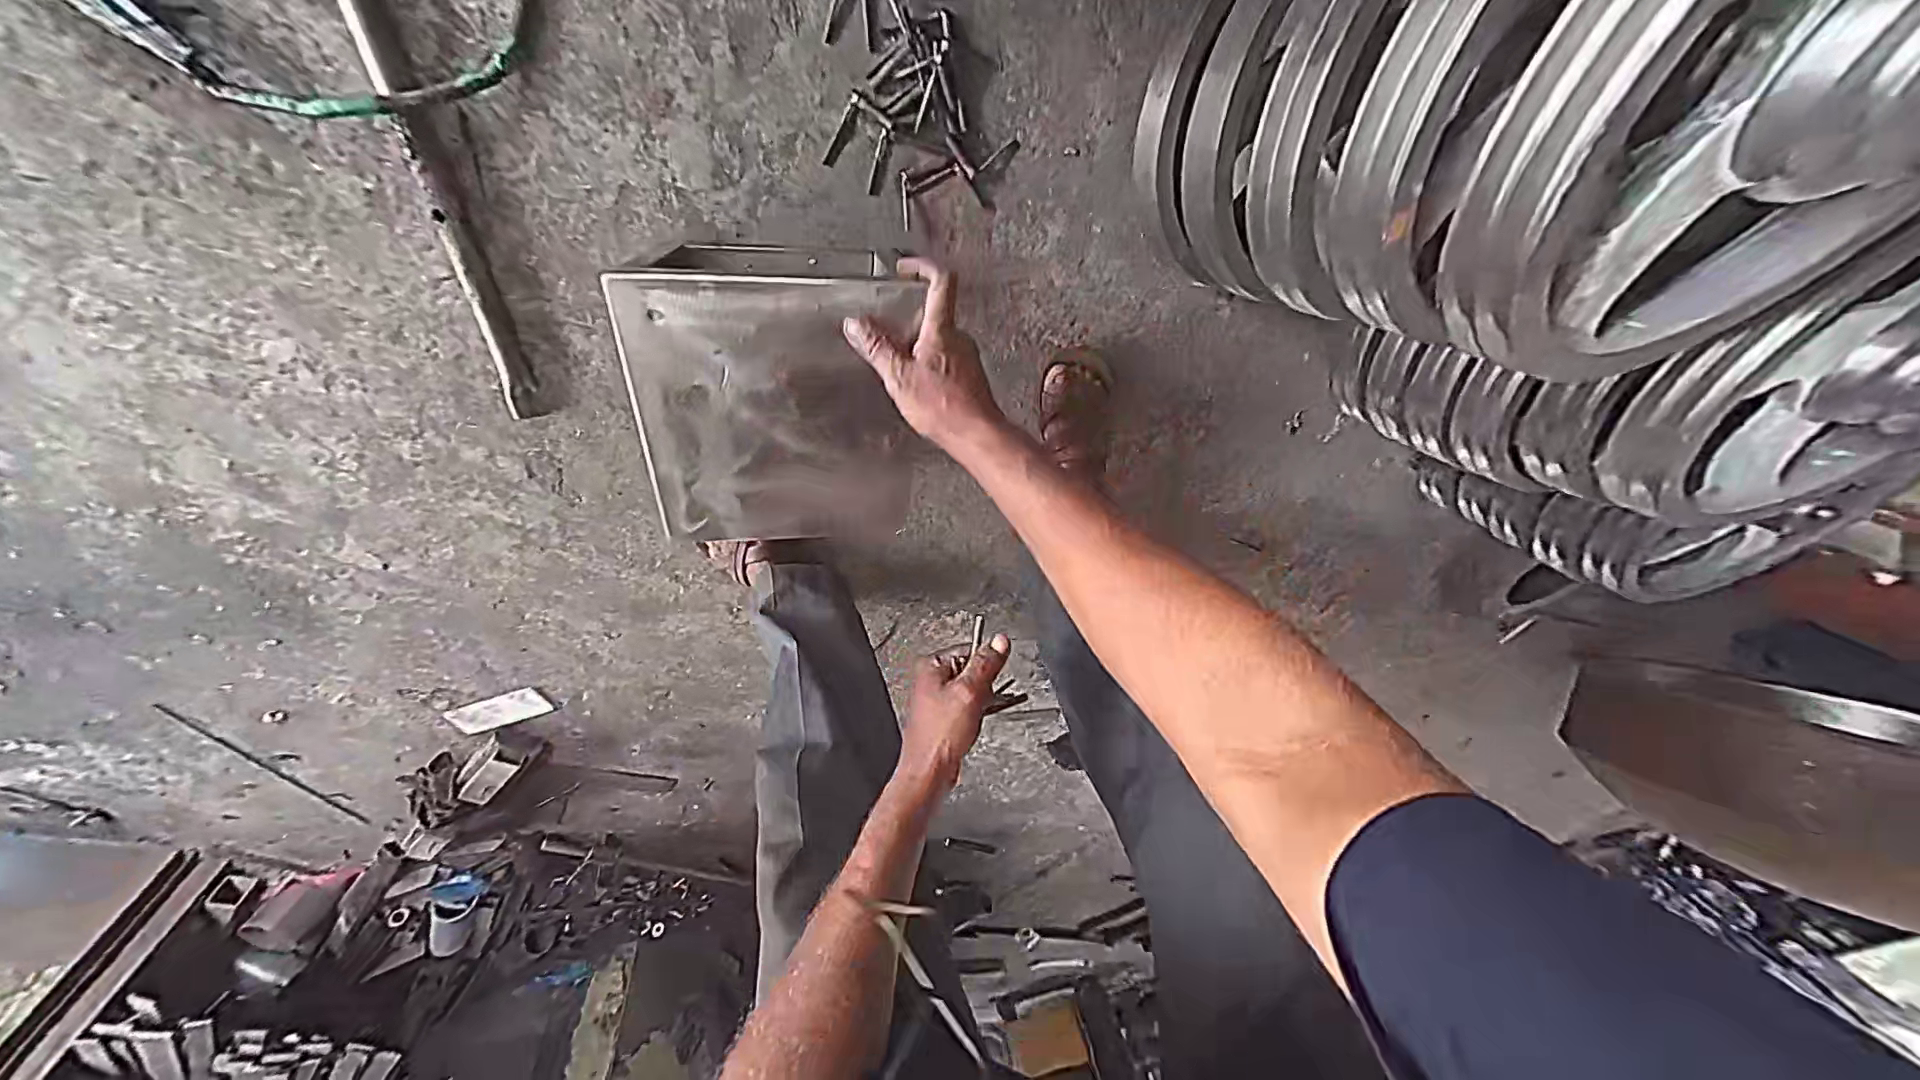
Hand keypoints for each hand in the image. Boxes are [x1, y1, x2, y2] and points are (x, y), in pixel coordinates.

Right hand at [844, 258, 1007, 451]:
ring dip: (916, 348)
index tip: (906, 268)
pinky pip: (945, 359)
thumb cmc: (944, 408)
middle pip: (932, 316)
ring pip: (938, 340)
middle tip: (889, 340)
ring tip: (901, 371)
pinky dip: (928, 365)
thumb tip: (856, 324)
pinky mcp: (968, 376)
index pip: (940, 282)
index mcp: (942, 330)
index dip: (922, 268)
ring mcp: (966, 357)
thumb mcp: (899, 376)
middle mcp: (959, 339)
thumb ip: (877, 347)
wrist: (975, 434)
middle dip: (907, 324)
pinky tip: (919, 388)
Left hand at [899, 633, 1010, 787]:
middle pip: (973, 671)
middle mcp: (931, 679)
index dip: (985, 667)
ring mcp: (937, 698)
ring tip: (971, 718)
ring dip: (980, 704)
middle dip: (983, 689)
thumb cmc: (938, 735)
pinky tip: (970, 727)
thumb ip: (986, 665)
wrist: (930, 771)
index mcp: (931, 665)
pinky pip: (969, 707)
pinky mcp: (945, 716)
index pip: (971, 650)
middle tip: (977, 703)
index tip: (989, 681)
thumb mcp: (970, 692)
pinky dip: (975, 715)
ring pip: (973, 691)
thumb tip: (999, 642)